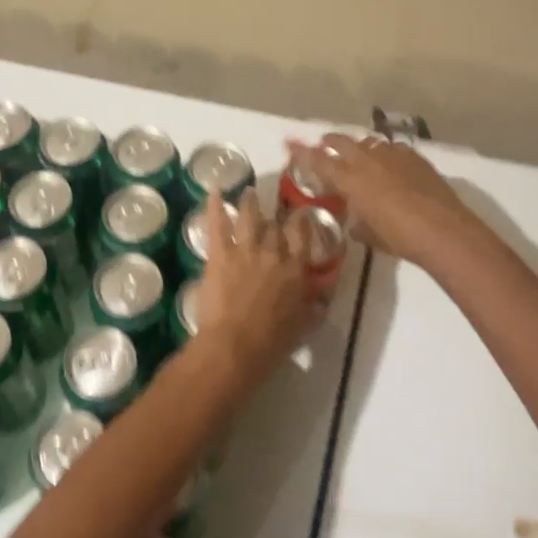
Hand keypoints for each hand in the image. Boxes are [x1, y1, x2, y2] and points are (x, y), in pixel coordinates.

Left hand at [192, 188, 325, 369]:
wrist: (235, 346)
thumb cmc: (271, 342)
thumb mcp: (303, 324)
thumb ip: (314, 306)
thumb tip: (323, 297)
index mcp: (297, 269)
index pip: (304, 234)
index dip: (302, 220)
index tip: (301, 214)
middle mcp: (274, 253)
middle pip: (277, 224)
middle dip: (277, 213)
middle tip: (275, 204)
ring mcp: (246, 251)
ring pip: (249, 216)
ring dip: (250, 202)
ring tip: (249, 191)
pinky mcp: (220, 255)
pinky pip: (218, 224)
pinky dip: (215, 206)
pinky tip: (214, 191)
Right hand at [287, 134, 479, 267]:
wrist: (443, 231)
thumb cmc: (399, 237)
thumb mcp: (368, 234)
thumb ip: (356, 221)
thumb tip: (355, 219)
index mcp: (351, 180)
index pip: (319, 161)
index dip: (302, 152)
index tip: (289, 142)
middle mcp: (370, 161)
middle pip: (343, 142)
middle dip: (330, 141)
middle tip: (324, 144)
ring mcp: (395, 156)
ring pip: (370, 143)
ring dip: (359, 147)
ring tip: (358, 154)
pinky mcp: (417, 159)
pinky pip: (394, 150)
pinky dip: (385, 154)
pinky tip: (390, 165)